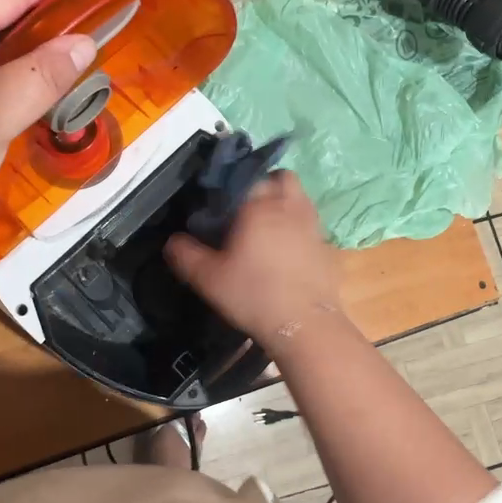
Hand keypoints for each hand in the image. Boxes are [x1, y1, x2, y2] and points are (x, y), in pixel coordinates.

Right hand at [164, 171, 346, 351]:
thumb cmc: (253, 295)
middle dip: (268, 186)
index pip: (248, 177)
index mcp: (260, 206)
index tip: (224, 204)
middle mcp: (290, 208)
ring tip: (269, 230)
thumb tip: (172, 240)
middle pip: (283, 178)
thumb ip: (186, 255)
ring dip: (287, 205)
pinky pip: (312, 228)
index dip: (235, 186)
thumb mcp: (208, 278)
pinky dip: (301, 232)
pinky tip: (289, 255)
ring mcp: (313, 227)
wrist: (304, 325)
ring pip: (301, 200)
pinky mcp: (328, 248)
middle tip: (250, 209)